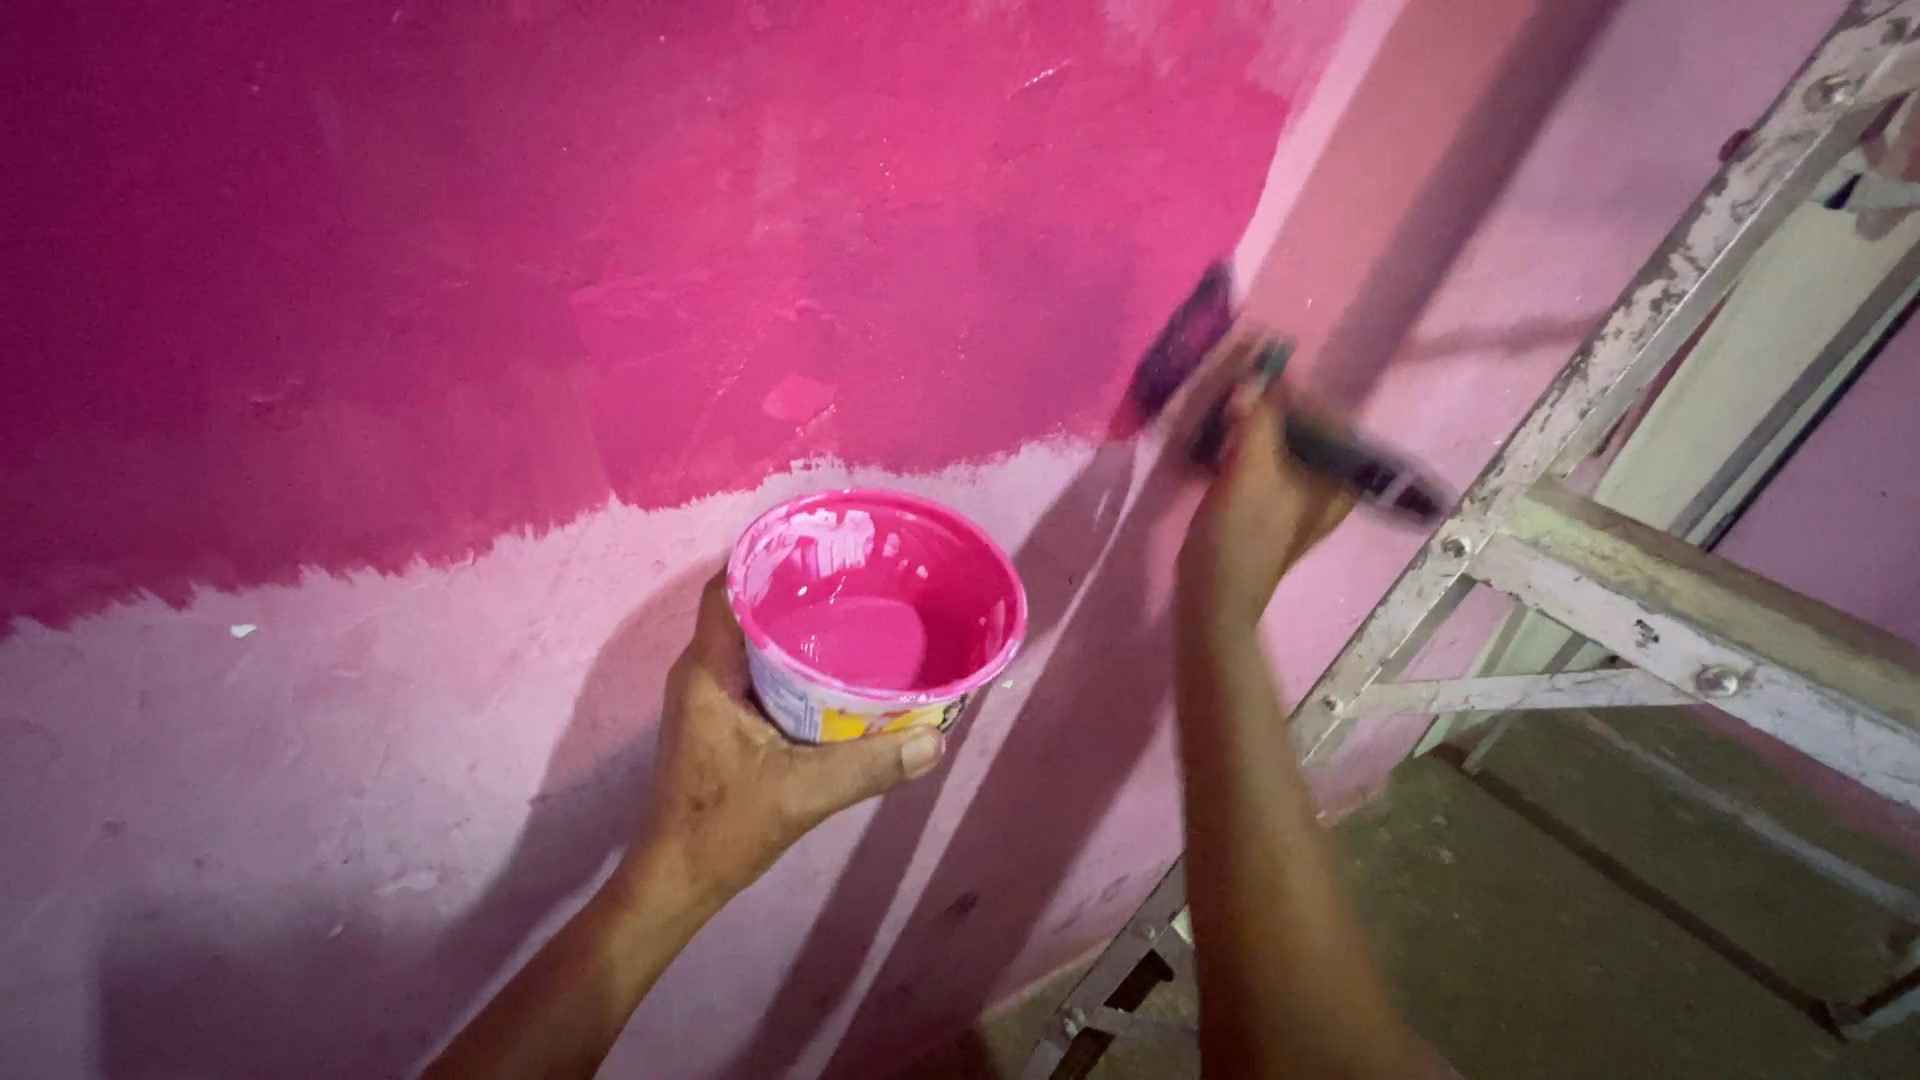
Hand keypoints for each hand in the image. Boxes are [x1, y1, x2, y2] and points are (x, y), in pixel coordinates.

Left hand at [621, 574, 945, 908]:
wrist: (676, 882)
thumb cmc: (723, 829)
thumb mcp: (803, 794)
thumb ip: (870, 766)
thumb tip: (936, 738)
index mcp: (708, 672)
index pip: (727, 590)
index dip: (767, 560)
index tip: (821, 548)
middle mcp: (702, 672)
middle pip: (745, 607)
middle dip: (794, 588)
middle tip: (854, 579)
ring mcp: (709, 695)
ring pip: (753, 638)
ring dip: (794, 624)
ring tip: (852, 612)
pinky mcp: (722, 717)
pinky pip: (758, 666)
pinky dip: (792, 657)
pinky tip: (834, 666)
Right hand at [1178, 377, 1353, 628]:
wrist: (1213, 598)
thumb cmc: (1239, 539)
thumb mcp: (1250, 474)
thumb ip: (1257, 419)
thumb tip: (1254, 375)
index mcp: (1340, 479)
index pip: (1329, 416)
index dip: (1294, 392)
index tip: (1255, 375)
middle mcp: (1327, 485)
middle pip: (1304, 429)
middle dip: (1269, 406)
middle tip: (1234, 390)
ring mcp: (1297, 497)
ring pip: (1281, 444)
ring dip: (1252, 423)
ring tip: (1223, 410)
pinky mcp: (1267, 506)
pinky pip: (1262, 462)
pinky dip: (1243, 446)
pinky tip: (1218, 440)